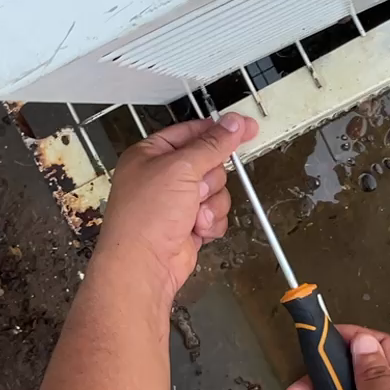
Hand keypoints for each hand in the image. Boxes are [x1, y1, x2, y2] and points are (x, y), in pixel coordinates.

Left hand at [92, 113, 256, 301]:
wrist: (143, 266)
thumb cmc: (144, 218)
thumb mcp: (181, 169)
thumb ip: (212, 144)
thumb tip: (233, 124)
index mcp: (151, 154)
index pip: (192, 132)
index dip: (219, 130)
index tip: (245, 127)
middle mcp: (162, 177)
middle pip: (210, 163)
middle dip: (209, 179)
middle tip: (197, 188)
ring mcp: (176, 202)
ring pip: (217, 191)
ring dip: (211, 204)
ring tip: (192, 213)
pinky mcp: (189, 224)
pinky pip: (216, 214)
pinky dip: (211, 223)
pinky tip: (195, 229)